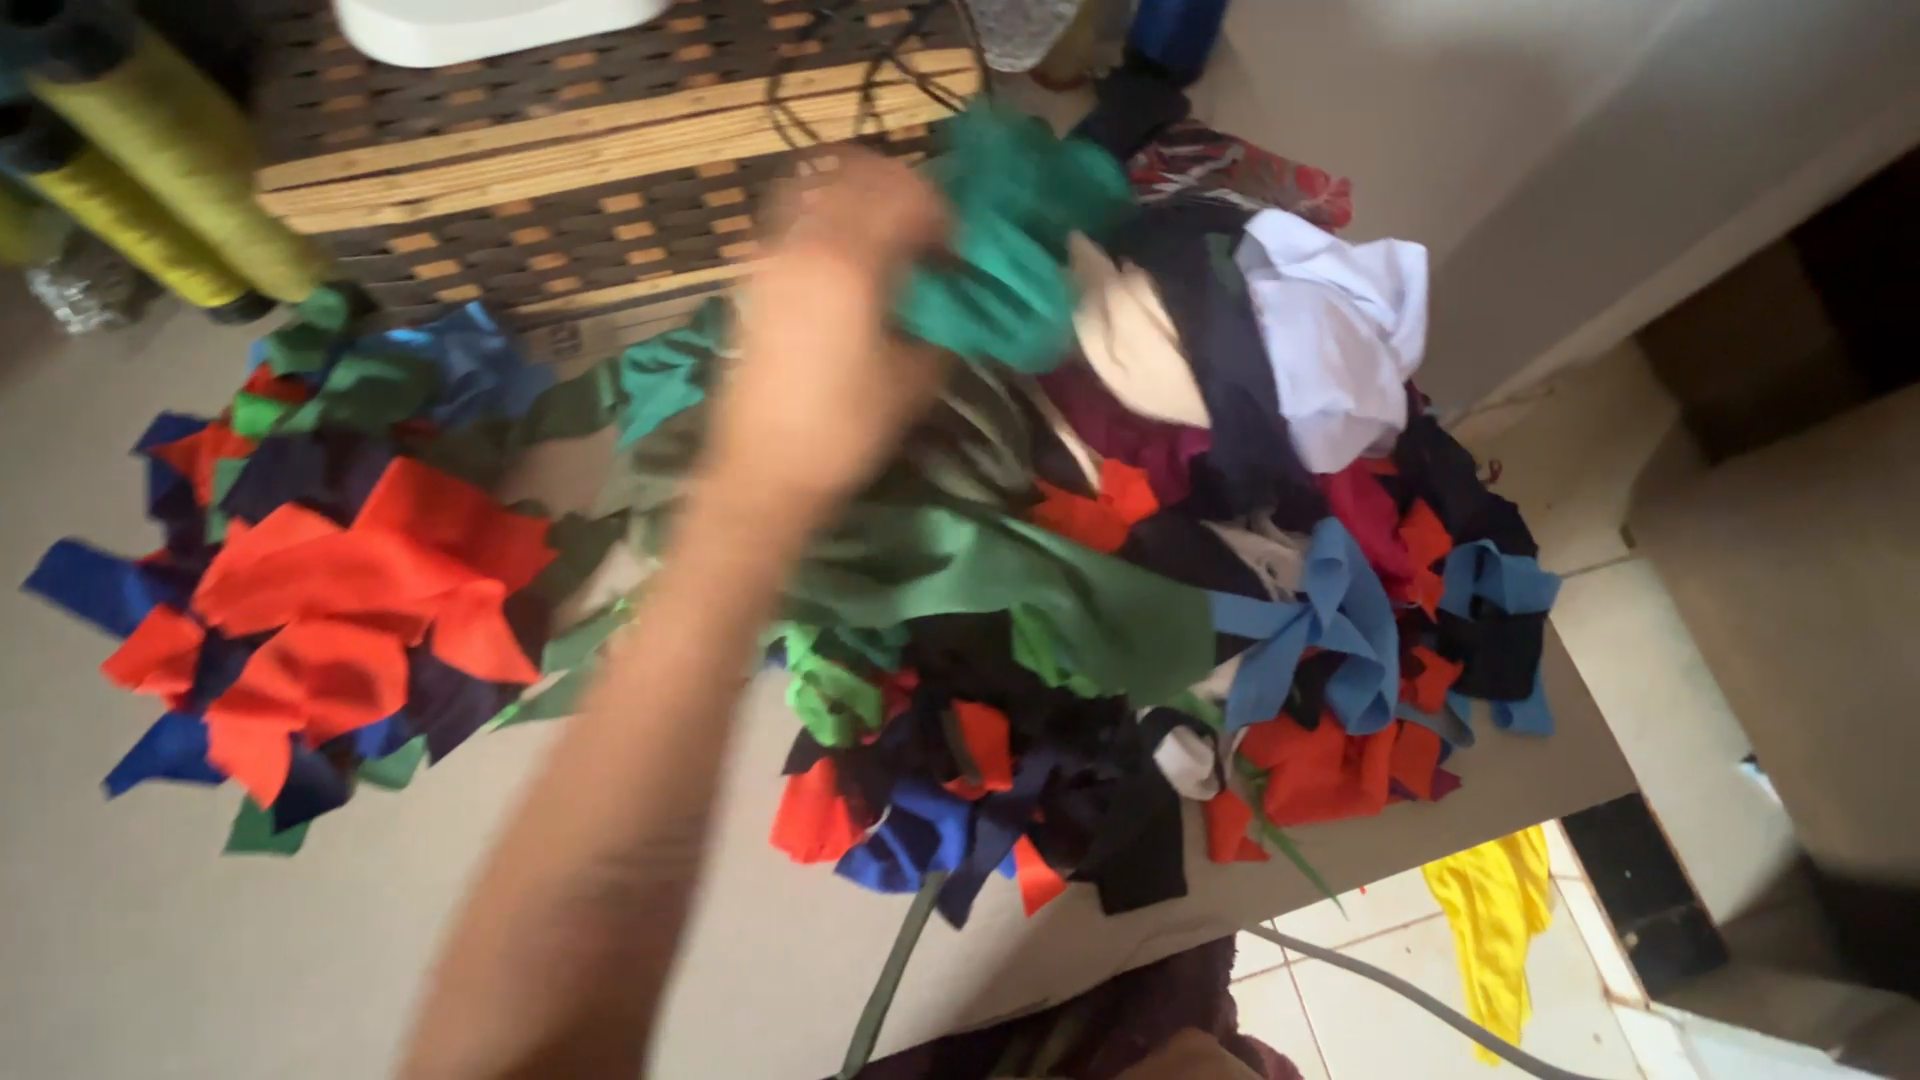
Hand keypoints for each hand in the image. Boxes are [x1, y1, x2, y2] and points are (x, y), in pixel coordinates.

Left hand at [697, 149, 950, 530]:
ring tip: (886, 234)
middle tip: (927, 234)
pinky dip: (825, 213)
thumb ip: (944, 326)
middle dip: (904, 192)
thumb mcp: (914, 382)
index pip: (907, 195)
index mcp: (851, 264)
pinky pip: (792, 214)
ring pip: (819, 182)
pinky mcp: (752, 274)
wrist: (765, 469)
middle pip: (861, 173)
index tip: (957, 248)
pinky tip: (844, 254)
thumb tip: (959, 301)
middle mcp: (805, 242)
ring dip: (861, 194)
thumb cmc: (846, 431)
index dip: (942, 213)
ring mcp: (770, 254)